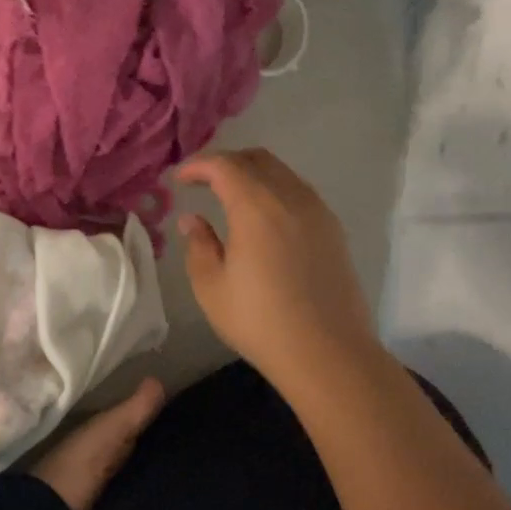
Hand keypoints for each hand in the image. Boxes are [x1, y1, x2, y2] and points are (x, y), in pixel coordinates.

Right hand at [173, 148, 385, 388]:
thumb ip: (199, 246)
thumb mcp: (211, 287)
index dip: (199, 166)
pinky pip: (298, 193)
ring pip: (282, 173)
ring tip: (228, 198)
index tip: (179, 179)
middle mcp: (291, 198)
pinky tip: (259, 218)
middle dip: (227, 163)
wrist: (324, 349)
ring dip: (252, 176)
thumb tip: (192, 220)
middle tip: (201, 182)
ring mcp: (318, 211)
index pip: (225, 166)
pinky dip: (273, 191)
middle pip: (258, 160)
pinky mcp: (332, 229)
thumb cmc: (257, 320)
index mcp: (257, 208)